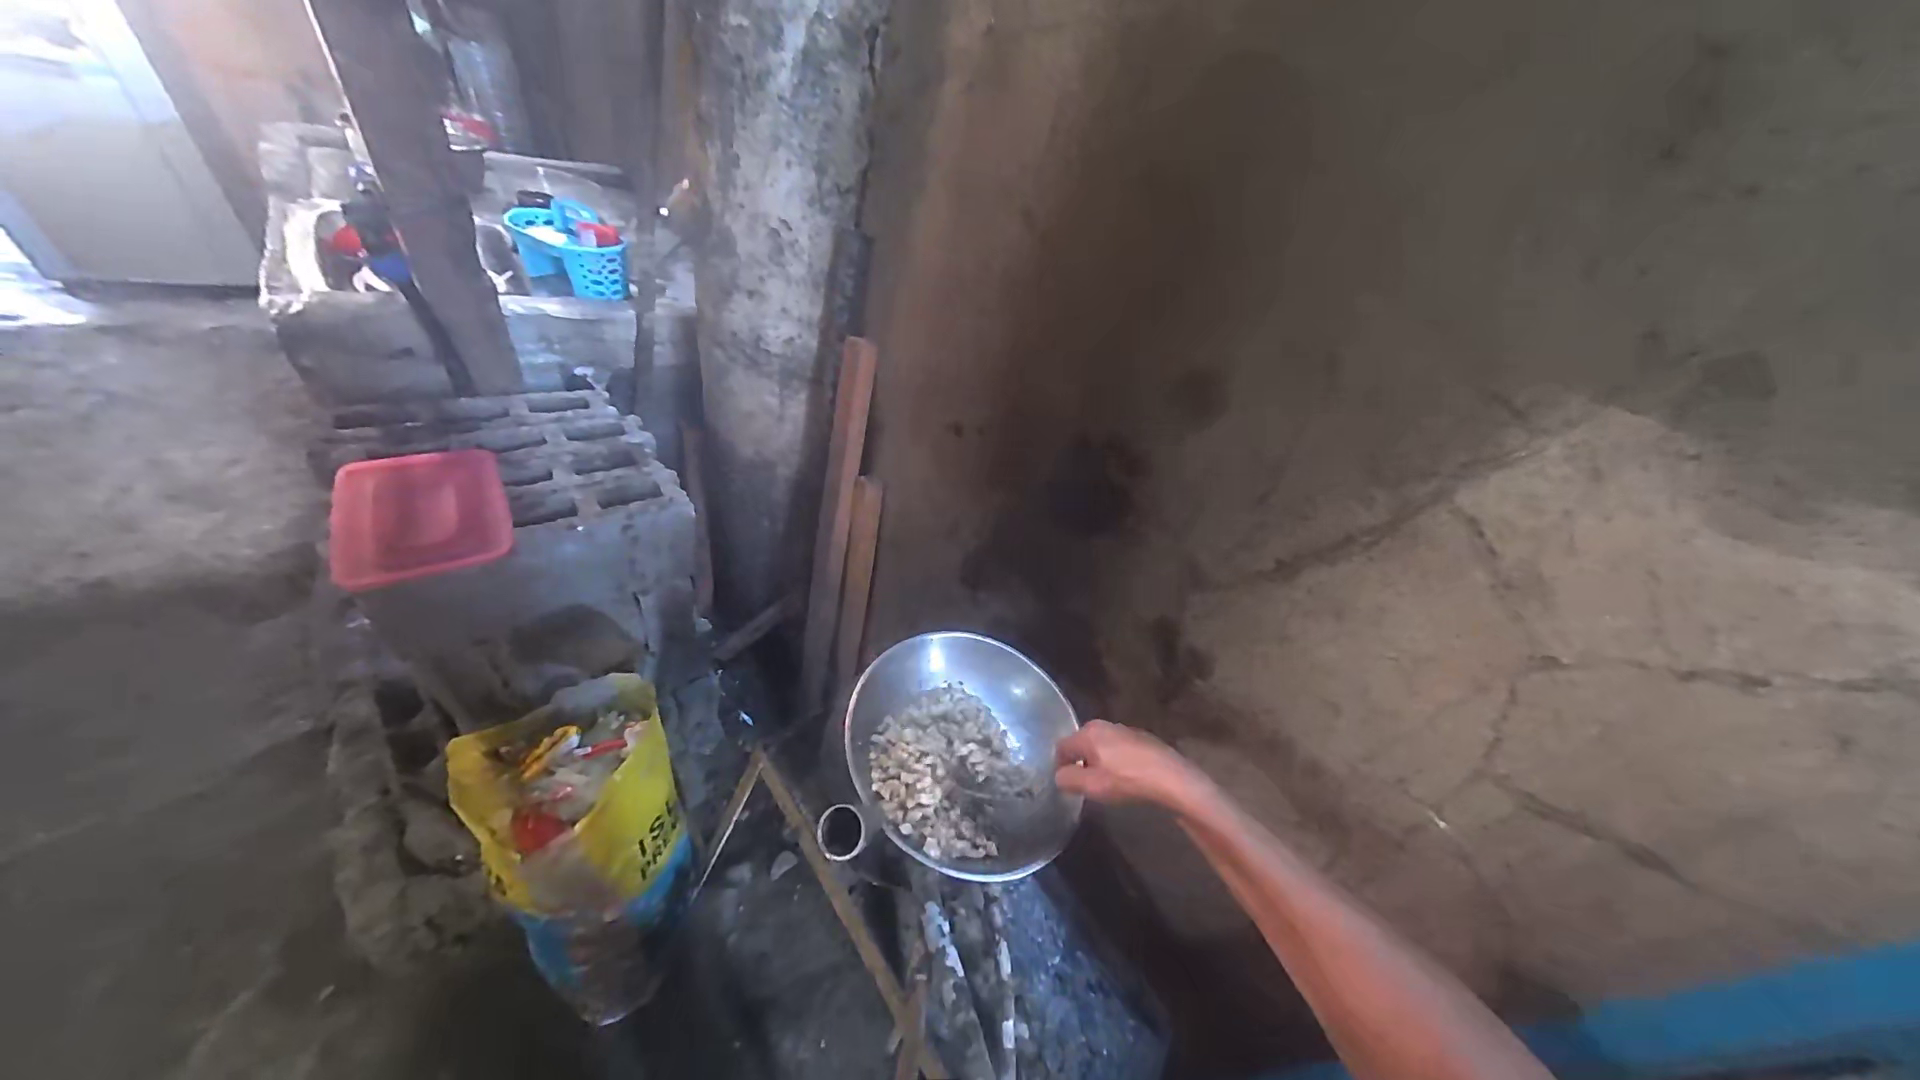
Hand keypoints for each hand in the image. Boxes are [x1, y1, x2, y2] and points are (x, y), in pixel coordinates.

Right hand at [1054, 719, 1209, 807]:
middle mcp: (1104, 725)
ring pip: (1101, 745)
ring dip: (1099, 760)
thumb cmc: (1126, 781)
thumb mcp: (1091, 786)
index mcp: (1088, 732)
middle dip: (1080, 762)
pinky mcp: (1142, 738)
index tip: (1066, 784)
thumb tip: (1060, 775)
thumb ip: (1067, 779)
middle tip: (1086, 784)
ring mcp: (1124, 729)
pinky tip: (1127, 776)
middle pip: (1081, 743)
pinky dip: (1116, 760)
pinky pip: (1119, 748)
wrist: (1171, 778)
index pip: (1062, 746)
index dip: (1059, 766)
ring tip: (1107, 782)